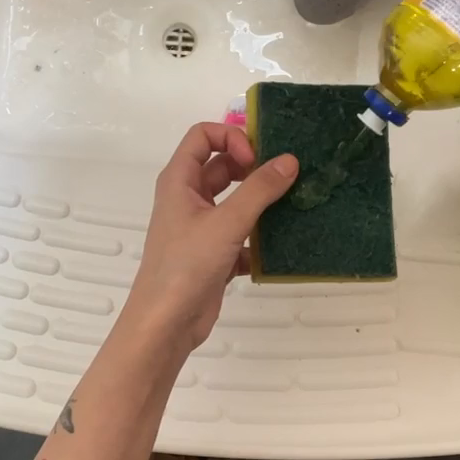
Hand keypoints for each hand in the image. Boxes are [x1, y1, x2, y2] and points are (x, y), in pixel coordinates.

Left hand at [122, 122, 297, 348]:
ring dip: (261, 203)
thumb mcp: (226, 222)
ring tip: (293, 206)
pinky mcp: (212, 255)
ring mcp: (199, 228)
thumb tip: (290, 160)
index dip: (230, 137)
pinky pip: (240, 235)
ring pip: (234, 203)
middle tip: (284, 179)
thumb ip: (259, 189)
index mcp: (179, 181)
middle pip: (221, 167)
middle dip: (252, 168)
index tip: (256, 158)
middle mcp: (187, 199)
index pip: (202, 136)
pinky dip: (259, 239)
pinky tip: (280, 247)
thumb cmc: (186, 265)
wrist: (166, 323)